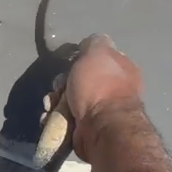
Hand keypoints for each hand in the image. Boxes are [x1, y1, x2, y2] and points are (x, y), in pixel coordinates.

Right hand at [50, 35, 143, 162]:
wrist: (102, 127)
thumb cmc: (100, 86)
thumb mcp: (97, 53)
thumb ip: (94, 42)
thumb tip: (91, 42)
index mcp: (121, 70)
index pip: (96, 60)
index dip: (80, 60)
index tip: (70, 63)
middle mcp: (112, 90)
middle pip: (78, 81)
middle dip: (62, 84)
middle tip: (59, 88)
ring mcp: (100, 111)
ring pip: (68, 100)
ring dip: (55, 101)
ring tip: (51, 105)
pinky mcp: (86, 129)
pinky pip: (64, 118)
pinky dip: (55, 117)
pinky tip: (51, 117)